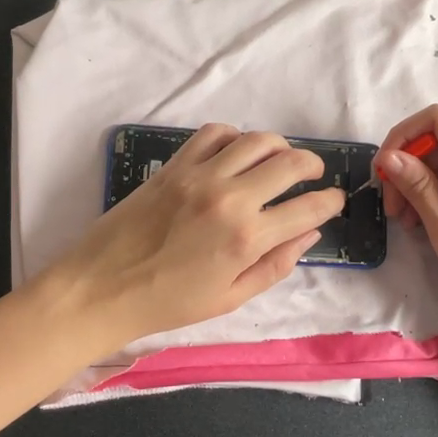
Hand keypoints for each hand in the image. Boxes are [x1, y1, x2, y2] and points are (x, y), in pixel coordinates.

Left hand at [44, 125, 343, 345]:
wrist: (102, 288)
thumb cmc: (169, 303)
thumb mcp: (232, 297)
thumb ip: (276, 264)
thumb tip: (309, 234)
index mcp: (248, 238)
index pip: (308, 208)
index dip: (331, 201)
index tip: (335, 200)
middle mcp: (230, 198)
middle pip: (289, 162)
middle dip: (312, 165)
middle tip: (313, 175)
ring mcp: (200, 176)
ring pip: (256, 139)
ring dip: (279, 146)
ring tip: (280, 160)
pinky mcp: (174, 165)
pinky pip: (214, 133)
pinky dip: (234, 136)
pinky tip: (236, 153)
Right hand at [377, 105, 437, 326]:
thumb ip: (416, 186)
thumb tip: (387, 156)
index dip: (403, 136)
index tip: (383, 169)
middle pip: (435, 143)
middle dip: (406, 170)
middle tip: (391, 208)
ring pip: (437, 166)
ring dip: (414, 188)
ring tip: (405, 222)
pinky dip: (428, 199)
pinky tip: (419, 224)